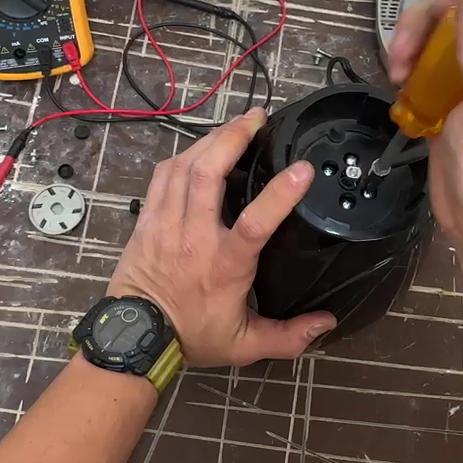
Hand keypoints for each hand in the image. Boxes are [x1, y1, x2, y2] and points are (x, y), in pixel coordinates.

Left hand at [108, 108, 336, 365]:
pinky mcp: (147, 219)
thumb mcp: (245, 345)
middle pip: (208, 174)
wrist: (134, 339)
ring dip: (211, 139)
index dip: (280, 193)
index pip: (255, 223)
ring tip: (234, 125)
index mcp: (224, 265)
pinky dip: (184, 155)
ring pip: (184, 166)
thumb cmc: (192, 337)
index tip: (303, 168)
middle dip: (234, 137)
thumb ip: (288, 337)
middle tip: (258, 117)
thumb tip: (329, 323)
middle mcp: (194, 236)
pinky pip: (163, 175)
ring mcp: (165, 223)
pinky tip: (199, 148)